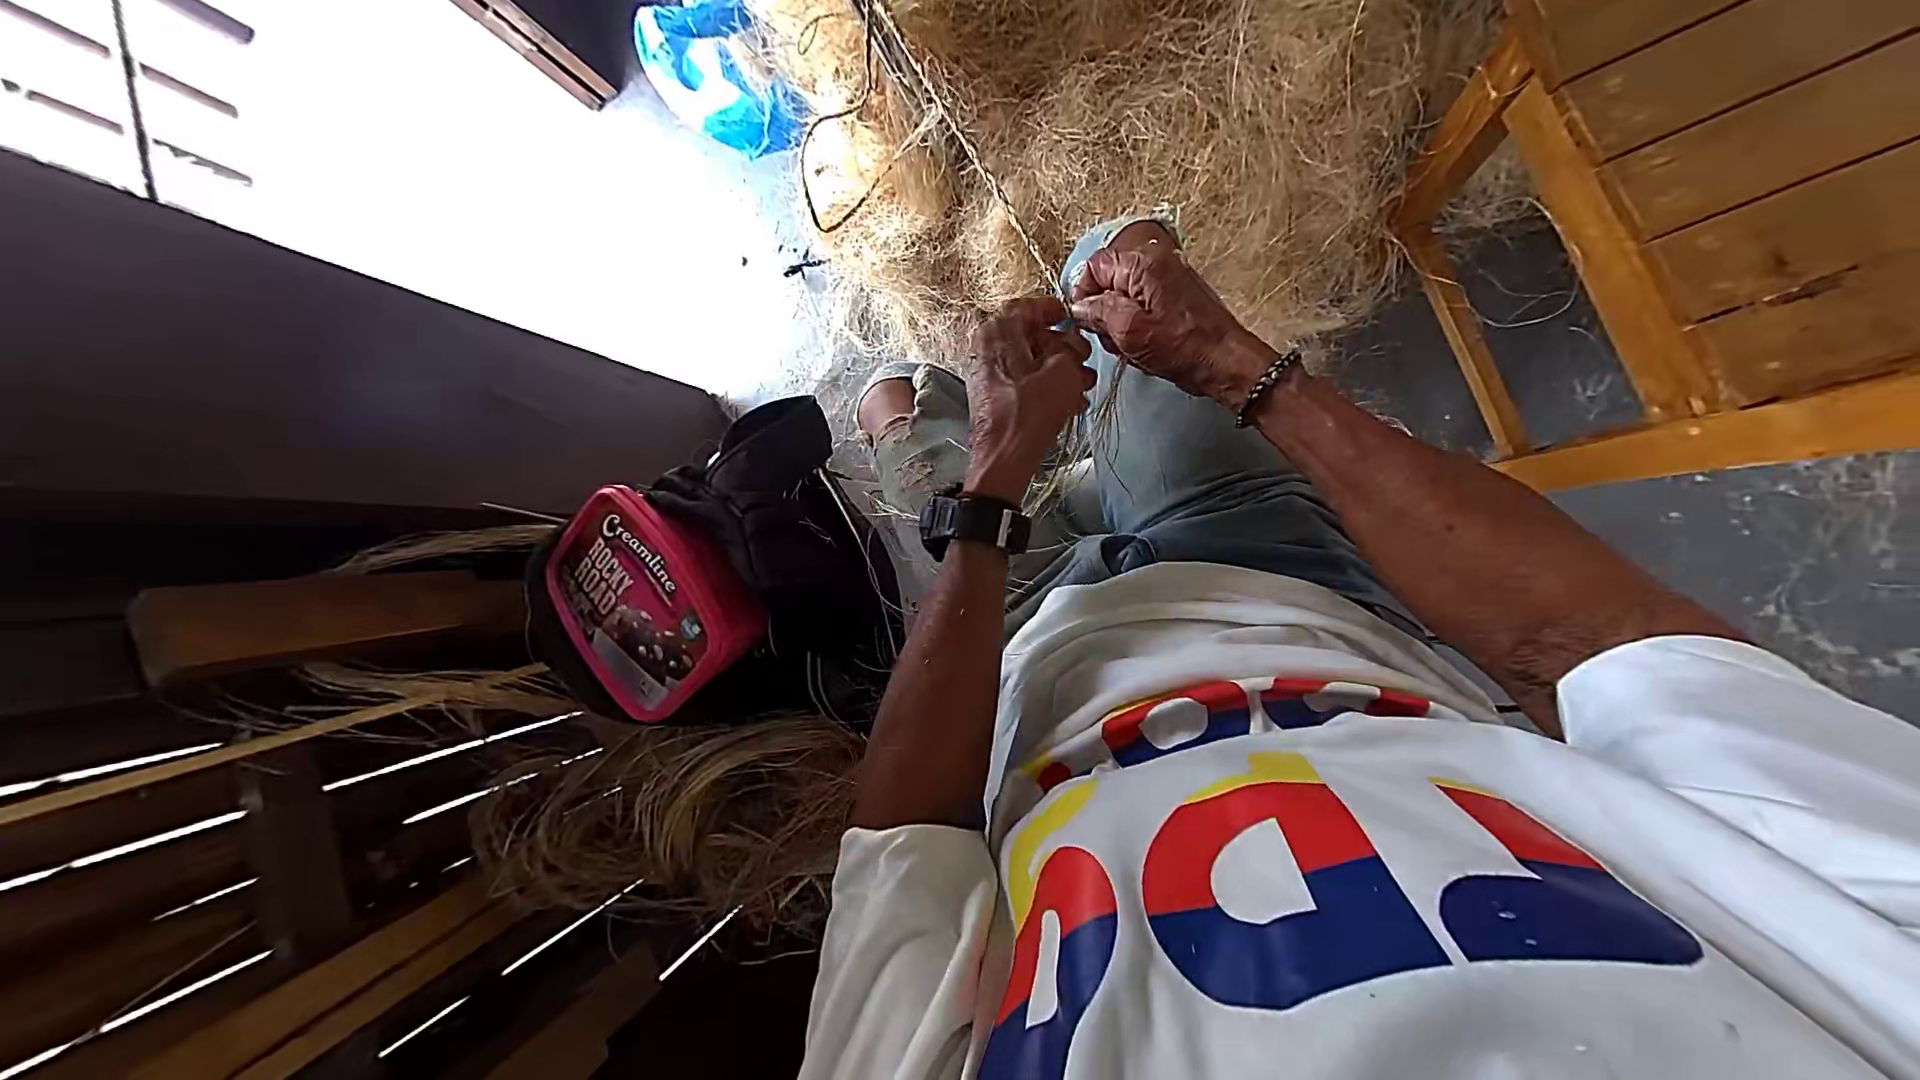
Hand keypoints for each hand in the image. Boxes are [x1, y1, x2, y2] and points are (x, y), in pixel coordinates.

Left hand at [963, 297, 1095, 502]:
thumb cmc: (1028, 412)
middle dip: (1062, 348)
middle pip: (1030, 337)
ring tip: (1082, 385)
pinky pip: (1023, 383)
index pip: (1028, 306)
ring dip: (1058, 370)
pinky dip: (1045, 387)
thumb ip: (1071, 348)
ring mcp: (988, 375)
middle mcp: (988, 349)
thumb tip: (1072, 345)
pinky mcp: (993, 398)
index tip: (1069, 317)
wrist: (1005, 455)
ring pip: (1029, 362)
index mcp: (998, 331)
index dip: (1054, 310)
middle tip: (1083, 358)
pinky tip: (1068, 401)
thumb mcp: (1064, 370)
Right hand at [1068, 242, 1277, 410]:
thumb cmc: (1183, 347)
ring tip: (1131, 346)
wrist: (1222, 361)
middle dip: (1102, 314)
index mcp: (1143, 264)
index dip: (1083, 294)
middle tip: (1113, 338)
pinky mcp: (1171, 298)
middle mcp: (1155, 263)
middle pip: (1107, 283)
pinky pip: (1138, 309)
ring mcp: (1165, 281)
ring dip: (1118, 326)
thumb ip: (1098, 311)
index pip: (1094, 266)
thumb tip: (1079, 307)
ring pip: (1121, 299)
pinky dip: (1133, 328)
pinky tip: (1142, 346)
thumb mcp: (1129, 330)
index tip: (1084, 320)